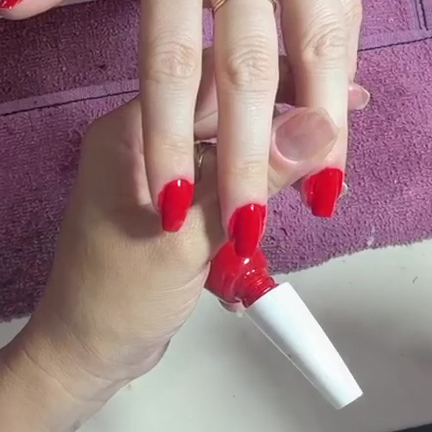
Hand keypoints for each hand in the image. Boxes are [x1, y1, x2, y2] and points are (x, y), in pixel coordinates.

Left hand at [0, 0, 358, 243]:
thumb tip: (14, 9)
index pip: (169, 65)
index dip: (167, 142)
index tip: (171, 206)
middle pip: (247, 76)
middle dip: (249, 165)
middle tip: (247, 236)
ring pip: (318, 49)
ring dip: (320, 132)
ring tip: (321, 198)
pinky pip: (347, 11)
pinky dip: (348, 72)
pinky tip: (343, 120)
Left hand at [16, 97, 340, 408]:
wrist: (86, 353)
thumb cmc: (119, 296)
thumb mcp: (190, 238)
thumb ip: (254, 179)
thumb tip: (322, 122)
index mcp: (127, 131)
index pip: (207, 80)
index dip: (276, 78)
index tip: (341, 89)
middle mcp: (140, 141)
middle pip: (222, 114)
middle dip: (280, 126)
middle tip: (345, 133)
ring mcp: (154, 174)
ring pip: (226, 151)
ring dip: (268, 166)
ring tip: (324, 176)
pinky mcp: (169, 206)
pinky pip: (219, 184)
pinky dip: (248, 197)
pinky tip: (285, 204)